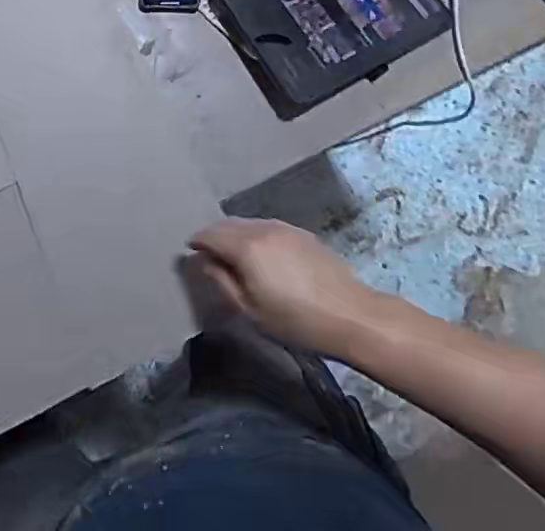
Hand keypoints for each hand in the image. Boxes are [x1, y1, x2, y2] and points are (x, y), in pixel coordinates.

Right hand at [188, 217, 383, 352]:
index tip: (192, 251)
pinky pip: (267, 226)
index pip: (210, 234)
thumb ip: (222, 282)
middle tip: (209, 253)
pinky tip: (262, 253)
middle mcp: (262, 228)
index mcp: (246, 246)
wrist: (353, 316)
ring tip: (234, 253)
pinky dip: (255, 234)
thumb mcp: (251, 311)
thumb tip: (206, 262)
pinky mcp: (302, 233)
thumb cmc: (297, 321)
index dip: (197, 242)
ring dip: (235, 233)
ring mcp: (284, 227)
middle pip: (228, 223)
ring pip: (248, 223)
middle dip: (214, 235)